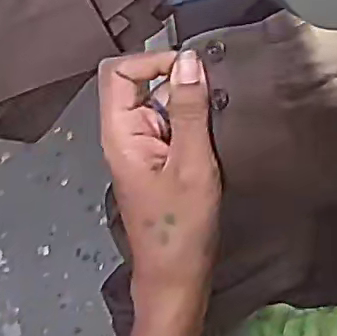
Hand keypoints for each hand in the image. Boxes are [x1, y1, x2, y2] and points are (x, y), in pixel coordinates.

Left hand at [98, 50, 221, 328]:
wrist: (177, 275)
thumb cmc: (181, 227)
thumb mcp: (193, 163)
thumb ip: (191, 109)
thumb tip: (190, 60)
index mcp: (120, 133)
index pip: (119, 71)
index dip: (153, 60)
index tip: (191, 70)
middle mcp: (126, 133)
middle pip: (140, 81)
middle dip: (177, 80)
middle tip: (212, 96)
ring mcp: (142, 144)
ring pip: (160, 100)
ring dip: (189, 101)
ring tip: (217, 119)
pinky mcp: (159, 156)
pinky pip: (173, 122)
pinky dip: (194, 120)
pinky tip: (214, 135)